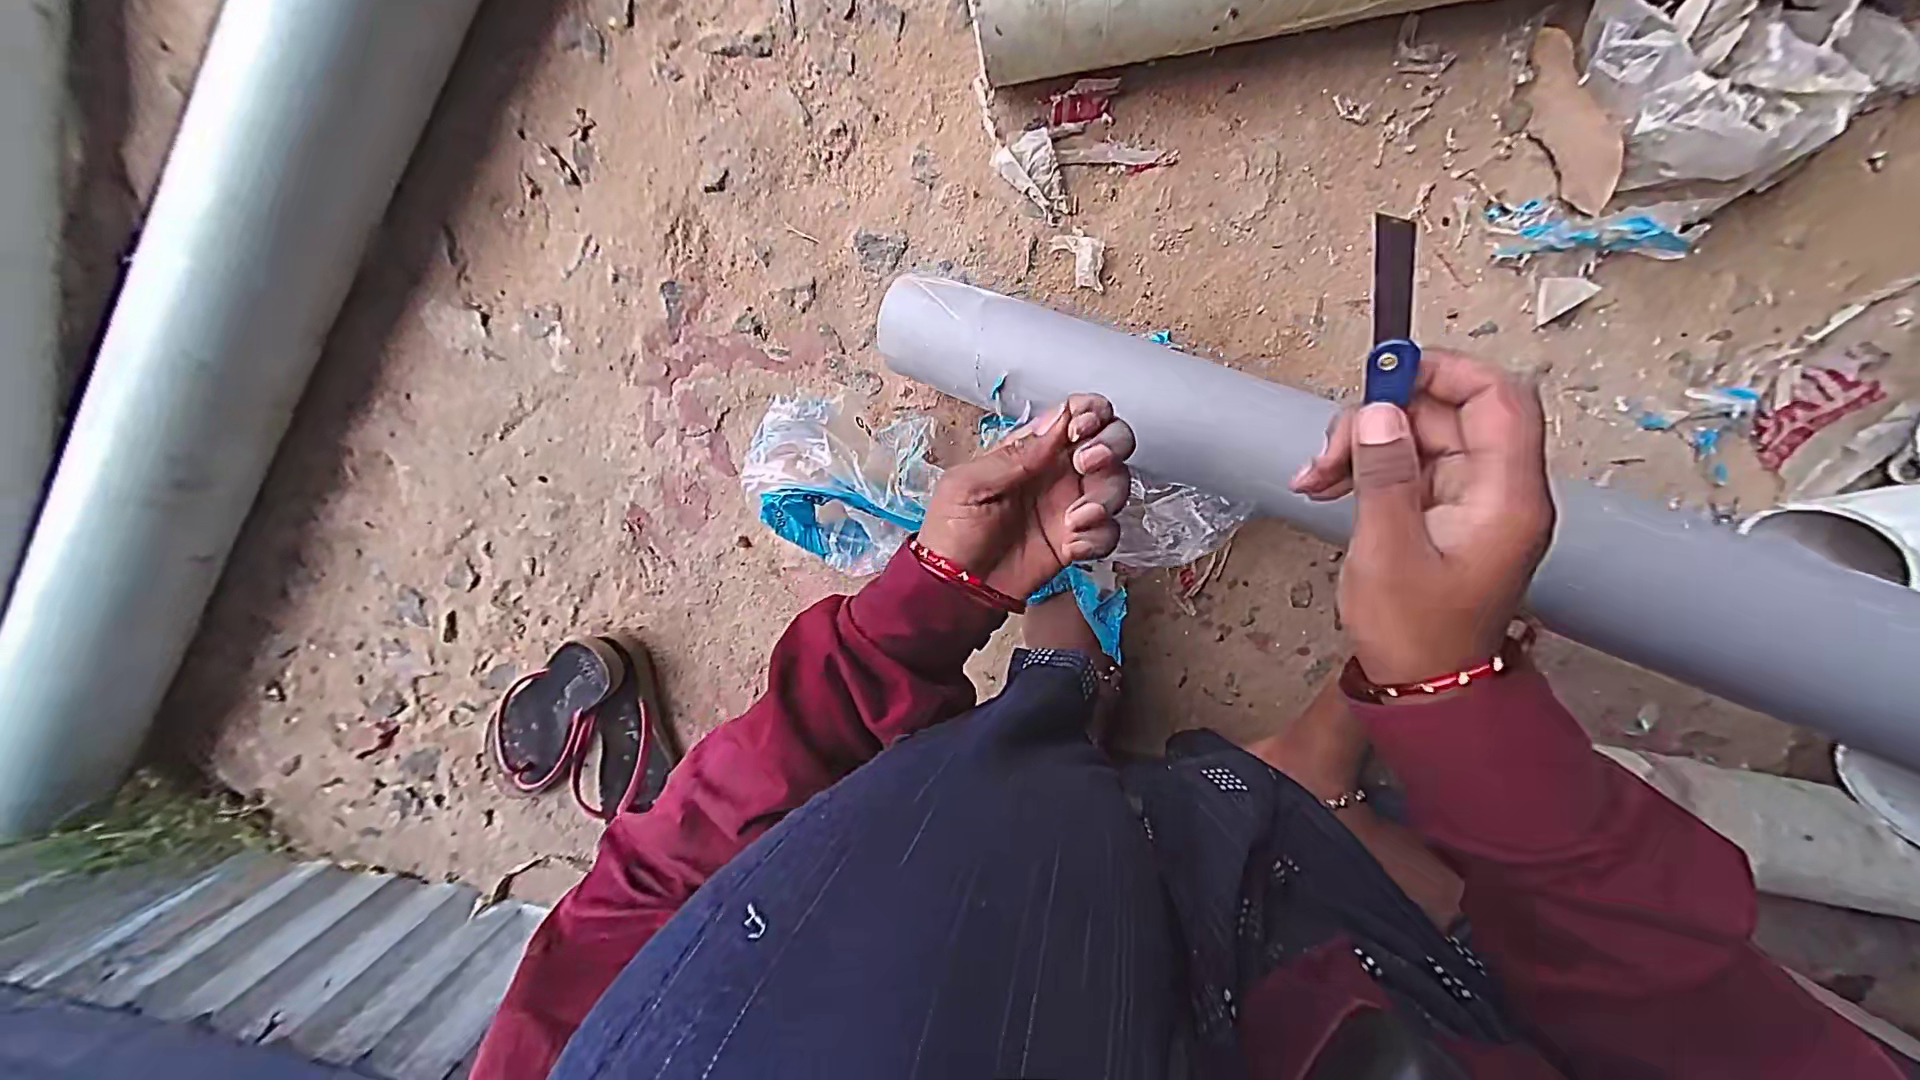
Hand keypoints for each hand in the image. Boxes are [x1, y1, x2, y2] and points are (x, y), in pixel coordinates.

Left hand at [919, 394, 1134, 599]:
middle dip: (1110, 445)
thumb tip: (1057, 422)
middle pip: (1109, 442)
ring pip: (1115, 485)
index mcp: (1029, 451)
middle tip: (1086, 462)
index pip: (1075, 416)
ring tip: (1075, 518)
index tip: (1082, 427)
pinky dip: (1098, 537)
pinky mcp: (1077, 542)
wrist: (956, 588)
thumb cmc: (951, 532)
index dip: (1091, 413)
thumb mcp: (969, 485)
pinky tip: (1072, 545)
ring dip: (1106, 496)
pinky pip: (1108, 532)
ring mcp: (1069, 507)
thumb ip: (1015, 455)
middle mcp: (1056, 474)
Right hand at [1290, 350, 1553, 684]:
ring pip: (1414, 440)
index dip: (1442, 372)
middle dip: (1377, 422)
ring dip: (1360, 447)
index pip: (1495, 399)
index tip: (1382, 372)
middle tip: (1325, 452)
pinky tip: (1326, 485)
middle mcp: (1493, 488)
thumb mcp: (1387, 549)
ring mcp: (1464, 500)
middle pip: (1443, 416)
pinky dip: (1362, 469)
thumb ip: (1384, 475)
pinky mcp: (1436, 512)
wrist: (1422, 682)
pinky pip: (1402, 469)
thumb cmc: (1411, 628)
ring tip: (1315, 477)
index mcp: (1504, 495)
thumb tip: (1378, 413)